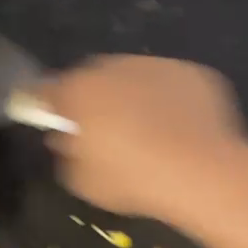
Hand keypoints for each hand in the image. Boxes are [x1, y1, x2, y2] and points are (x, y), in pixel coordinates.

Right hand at [42, 55, 247, 227]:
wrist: (202, 173)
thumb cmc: (134, 180)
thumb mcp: (84, 181)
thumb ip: (67, 154)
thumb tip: (68, 140)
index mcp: (80, 92)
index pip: (47, 89)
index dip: (45, 103)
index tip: (47, 115)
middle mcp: (114, 68)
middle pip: (93, 77)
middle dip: (92, 98)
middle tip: (101, 128)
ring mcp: (157, 66)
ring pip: (133, 77)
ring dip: (130, 96)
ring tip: (144, 129)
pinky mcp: (192, 73)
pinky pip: (168, 84)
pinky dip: (166, 100)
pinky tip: (175, 128)